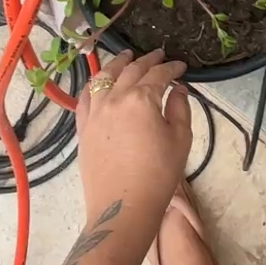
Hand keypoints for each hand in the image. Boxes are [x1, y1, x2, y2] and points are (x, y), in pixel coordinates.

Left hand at [75, 50, 191, 222]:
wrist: (123, 208)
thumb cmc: (158, 175)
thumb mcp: (181, 140)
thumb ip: (180, 108)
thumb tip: (177, 89)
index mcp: (142, 99)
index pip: (159, 75)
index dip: (172, 68)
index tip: (182, 67)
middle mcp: (115, 99)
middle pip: (132, 71)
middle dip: (149, 60)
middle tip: (160, 55)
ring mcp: (95, 112)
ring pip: (104, 77)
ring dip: (118, 63)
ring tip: (127, 56)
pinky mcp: (83, 128)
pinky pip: (86, 97)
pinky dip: (95, 84)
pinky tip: (101, 81)